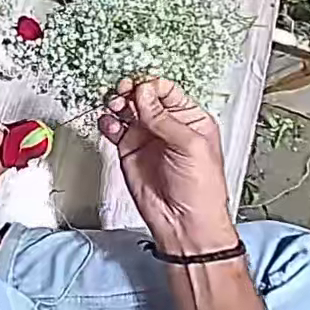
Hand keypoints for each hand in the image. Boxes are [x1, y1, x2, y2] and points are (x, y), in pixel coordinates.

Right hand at [98, 77, 236, 252]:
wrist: (183, 224)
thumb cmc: (201, 190)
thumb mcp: (190, 146)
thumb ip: (164, 118)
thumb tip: (144, 92)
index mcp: (190, 118)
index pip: (166, 90)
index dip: (151, 86)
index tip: (140, 88)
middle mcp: (167, 124)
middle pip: (144, 96)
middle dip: (132, 90)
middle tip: (124, 92)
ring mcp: (147, 136)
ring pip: (127, 109)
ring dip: (118, 103)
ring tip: (116, 106)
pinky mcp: (129, 150)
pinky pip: (115, 128)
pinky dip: (108, 122)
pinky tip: (110, 124)